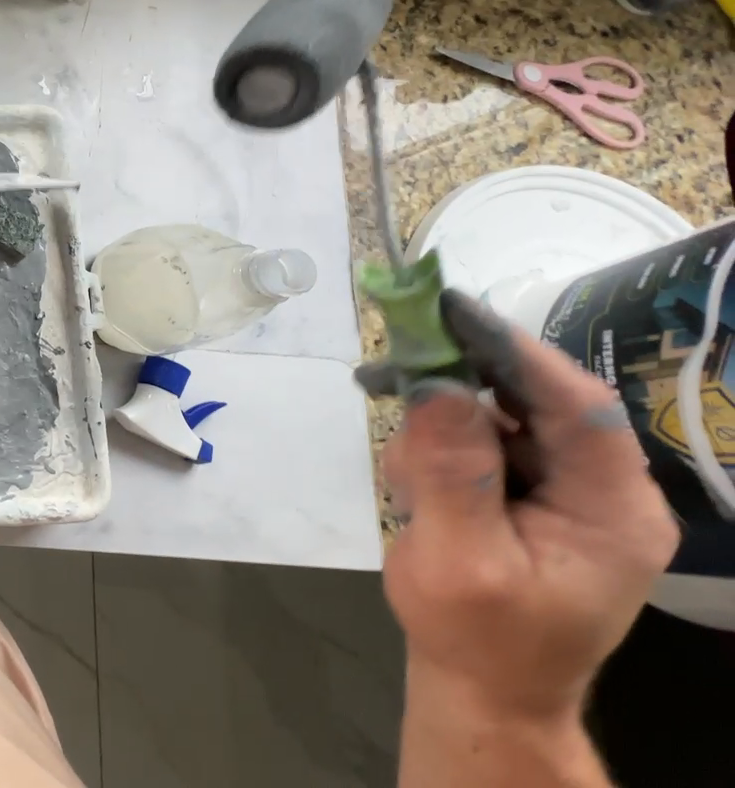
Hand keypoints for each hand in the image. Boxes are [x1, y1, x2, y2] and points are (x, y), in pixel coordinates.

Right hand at [383, 293, 677, 728]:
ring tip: (406, 487)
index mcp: (612, 508)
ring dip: (438, 434)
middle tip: (387, 379)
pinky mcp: (527, 498)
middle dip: (458, 392)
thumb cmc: (476, 634)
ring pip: (497, 423)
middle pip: (534, 406)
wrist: (482, 687)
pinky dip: (436, 452)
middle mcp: (600, 491)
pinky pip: (481, 447)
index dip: (514, 352)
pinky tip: (413, 490)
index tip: (447, 312)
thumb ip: (451, 472)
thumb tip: (435, 386)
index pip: (578, 406)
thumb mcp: (459, 558)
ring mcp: (564, 495)